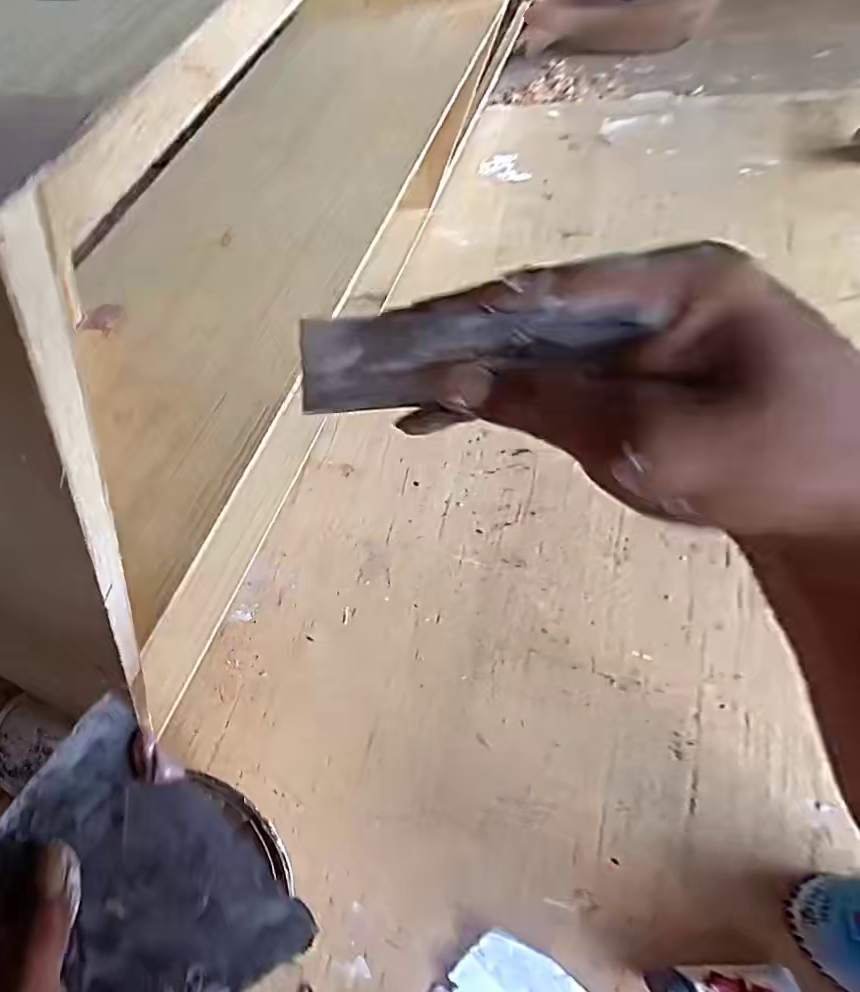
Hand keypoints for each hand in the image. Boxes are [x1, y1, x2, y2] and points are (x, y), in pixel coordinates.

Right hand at [400, 241, 859, 542]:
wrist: (845, 507)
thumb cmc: (766, 463)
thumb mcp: (641, 435)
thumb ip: (539, 400)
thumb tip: (444, 378)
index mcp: (678, 286)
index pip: (541, 291)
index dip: (458, 314)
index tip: (392, 334)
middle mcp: (650, 298)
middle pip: (522, 314)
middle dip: (445, 341)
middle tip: (375, 359)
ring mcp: (634, 335)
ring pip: (519, 346)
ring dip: (455, 371)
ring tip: (388, 390)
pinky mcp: (620, 372)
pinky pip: (535, 375)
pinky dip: (483, 397)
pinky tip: (430, 417)